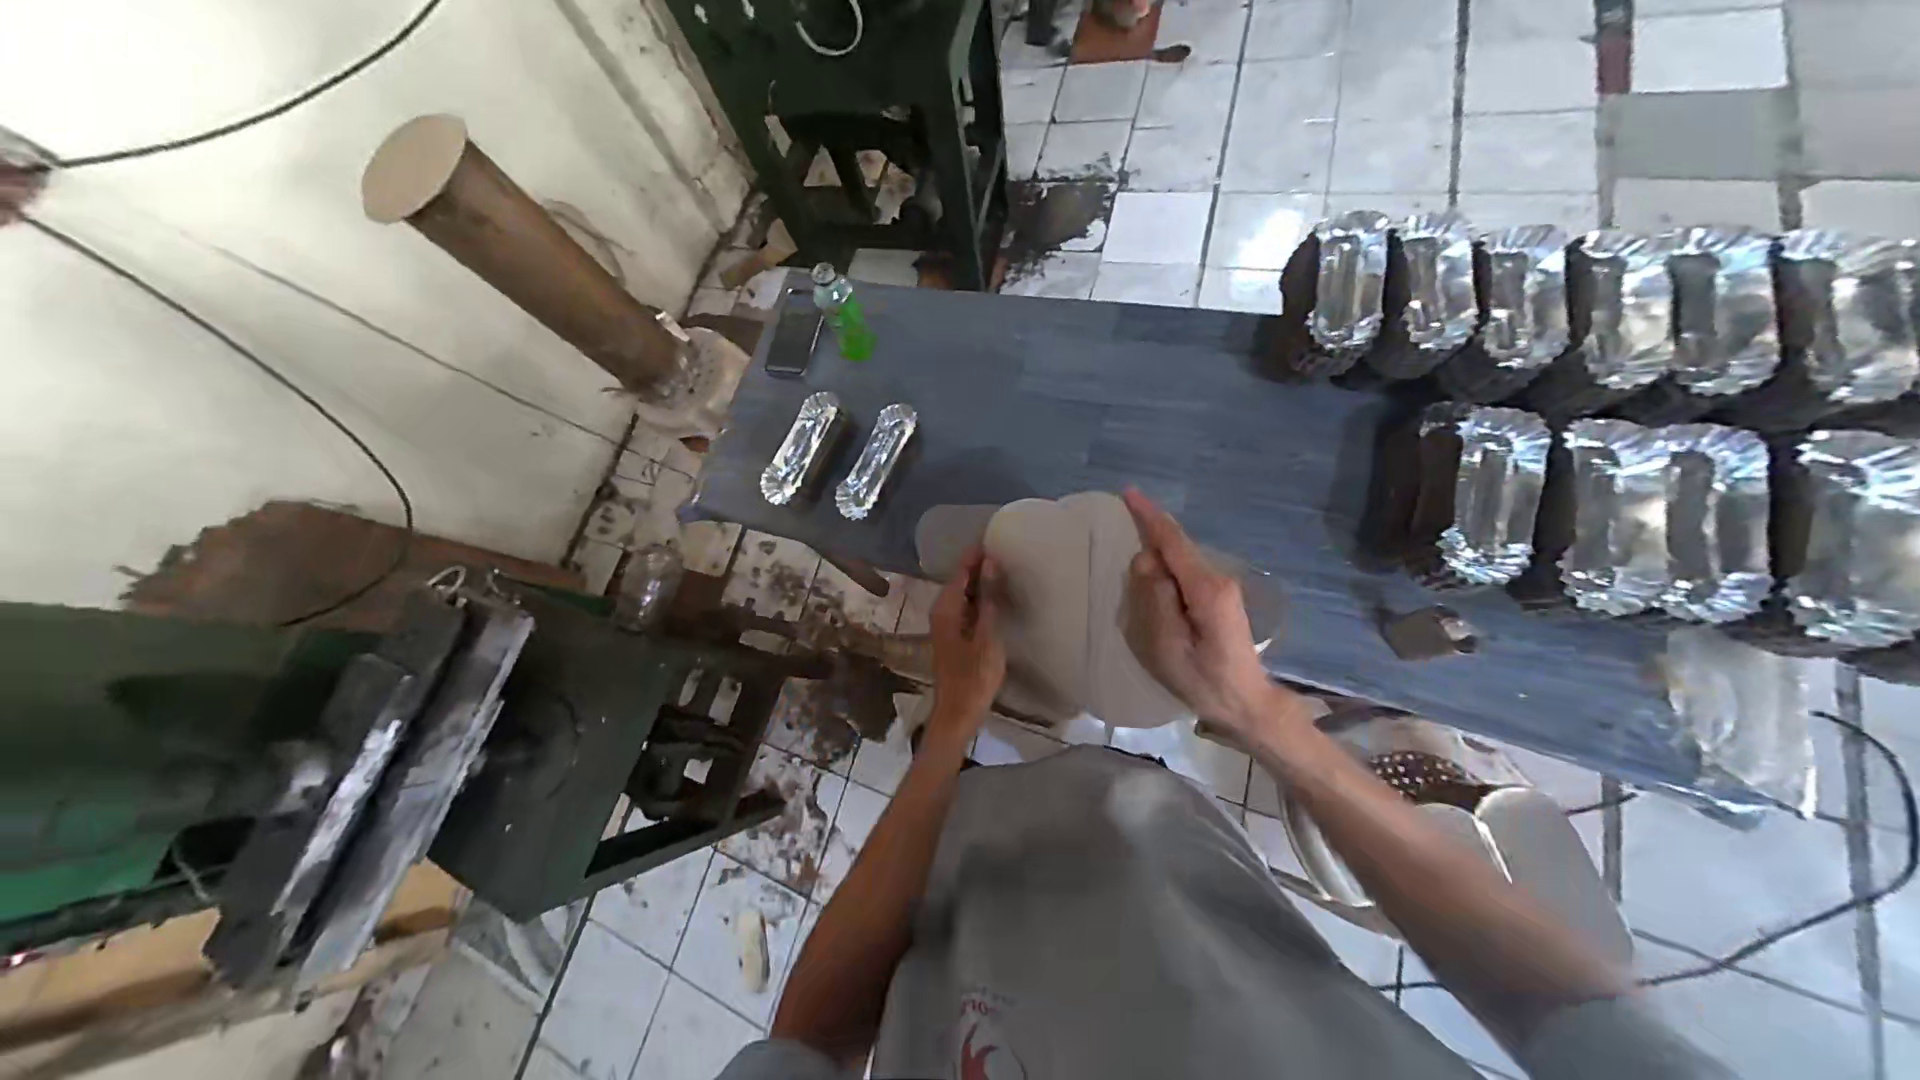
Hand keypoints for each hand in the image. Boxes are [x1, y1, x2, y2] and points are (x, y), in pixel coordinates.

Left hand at [927, 546, 1004, 740]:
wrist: (959, 713)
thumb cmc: (974, 676)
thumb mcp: (987, 636)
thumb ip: (989, 598)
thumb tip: (989, 563)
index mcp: (946, 608)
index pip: (961, 570)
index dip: (977, 554)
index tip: (995, 535)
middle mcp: (942, 612)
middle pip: (961, 581)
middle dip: (980, 565)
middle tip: (1007, 548)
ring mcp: (947, 625)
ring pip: (965, 595)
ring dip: (983, 583)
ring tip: (1007, 568)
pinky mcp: (955, 636)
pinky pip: (968, 608)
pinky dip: (982, 599)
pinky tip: (999, 598)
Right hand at [1121, 488, 1290, 735]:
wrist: (1247, 703)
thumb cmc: (1204, 680)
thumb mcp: (1167, 645)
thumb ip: (1154, 599)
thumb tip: (1146, 560)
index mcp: (1206, 589)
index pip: (1174, 542)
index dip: (1150, 516)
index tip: (1129, 492)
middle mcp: (1218, 579)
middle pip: (1177, 547)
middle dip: (1150, 537)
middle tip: (1124, 548)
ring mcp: (1223, 587)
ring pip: (1181, 560)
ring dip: (1157, 559)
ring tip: (1136, 576)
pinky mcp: (1220, 597)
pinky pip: (1186, 573)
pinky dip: (1166, 571)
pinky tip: (1155, 585)